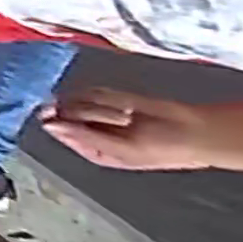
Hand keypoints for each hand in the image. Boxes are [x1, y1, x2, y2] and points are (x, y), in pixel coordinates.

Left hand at [39, 89, 236, 171]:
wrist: (194, 130)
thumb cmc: (164, 148)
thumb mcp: (126, 150)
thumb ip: (86, 138)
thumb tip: (48, 125)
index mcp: (88, 148)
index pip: (56, 129)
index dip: (51, 117)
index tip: (53, 108)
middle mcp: (86, 129)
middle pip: (61, 111)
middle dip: (86, 111)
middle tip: (119, 118)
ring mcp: (93, 110)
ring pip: (76, 99)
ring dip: (102, 106)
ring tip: (129, 116)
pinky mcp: (104, 97)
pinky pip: (92, 91)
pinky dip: (109, 97)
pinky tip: (129, 106)